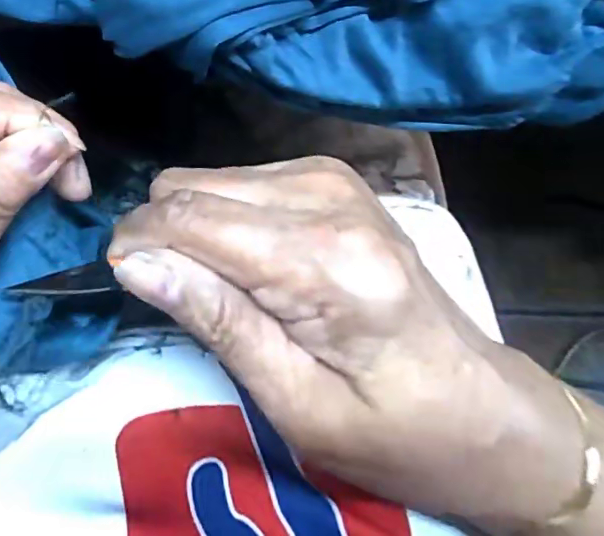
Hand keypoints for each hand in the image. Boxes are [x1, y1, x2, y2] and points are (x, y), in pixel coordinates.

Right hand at [106, 157, 582, 529]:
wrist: (486, 407)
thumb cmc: (396, 430)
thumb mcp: (297, 405)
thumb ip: (216, 320)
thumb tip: (133, 260)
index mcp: (323, 257)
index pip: (191, 216)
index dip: (137, 242)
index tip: (117, 279)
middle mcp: (324, 193)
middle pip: (190, 185)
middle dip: (161, 235)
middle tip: (174, 298)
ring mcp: (328, 174)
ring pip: (207, 178)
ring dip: (192, 228)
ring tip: (220, 289)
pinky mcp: (328, 173)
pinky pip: (237, 181)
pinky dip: (222, 219)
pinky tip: (249, 265)